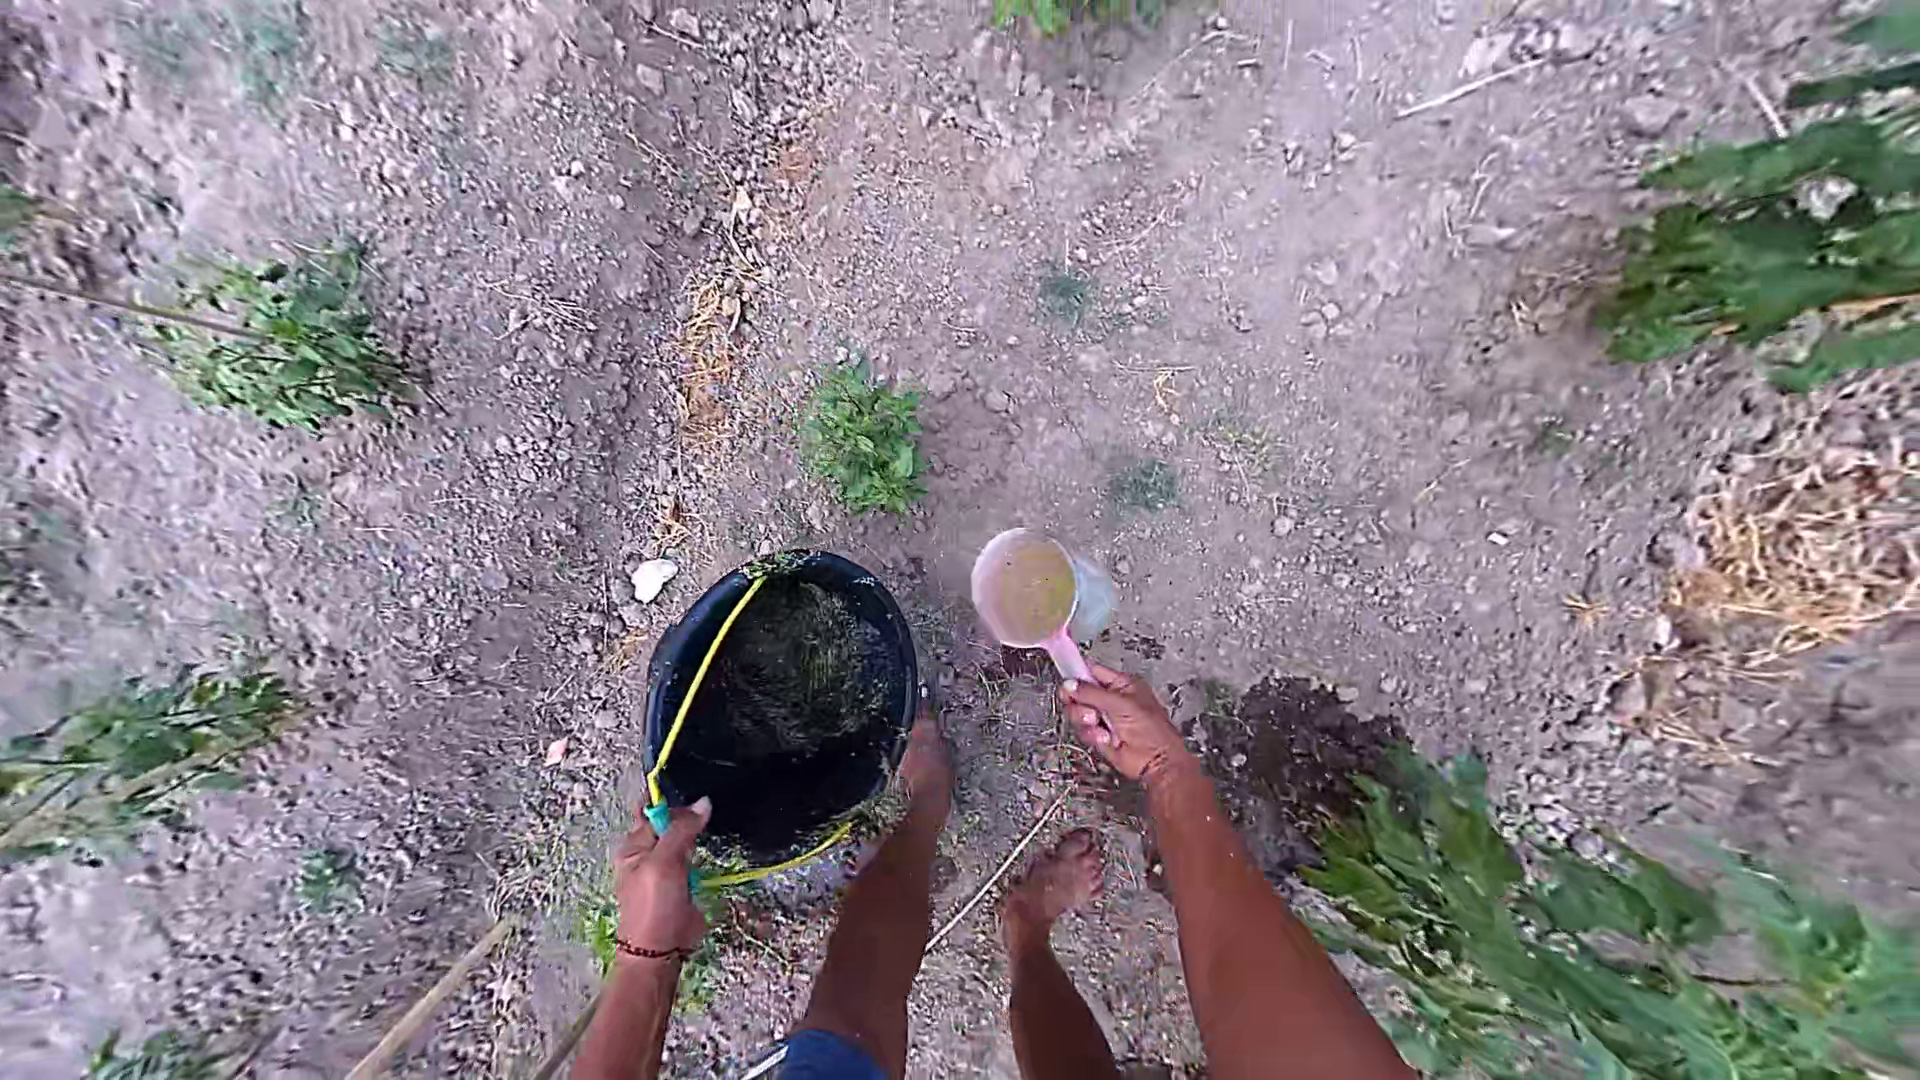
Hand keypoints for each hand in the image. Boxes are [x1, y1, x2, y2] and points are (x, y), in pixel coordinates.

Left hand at [612, 797, 711, 956]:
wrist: (662, 952)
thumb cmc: (653, 906)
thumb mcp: (664, 863)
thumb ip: (682, 830)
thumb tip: (704, 803)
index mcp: (633, 846)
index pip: (653, 811)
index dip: (672, 804)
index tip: (694, 803)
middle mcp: (648, 853)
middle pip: (672, 822)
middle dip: (688, 820)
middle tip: (700, 828)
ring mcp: (666, 866)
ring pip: (685, 837)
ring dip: (697, 837)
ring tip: (703, 842)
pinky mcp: (682, 878)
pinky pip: (694, 855)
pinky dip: (701, 852)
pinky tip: (705, 855)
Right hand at [1058, 664, 1188, 782]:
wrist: (1156, 762)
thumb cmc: (1153, 731)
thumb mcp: (1121, 704)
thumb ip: (1092, 693)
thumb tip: (1070, 684)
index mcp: (1121, 684)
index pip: (1092, 671)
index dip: (1077, 673)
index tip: (1066, 677)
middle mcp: (1111, 699)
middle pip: (1079, 692)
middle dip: (1079, 701)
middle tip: (1086, 707)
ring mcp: (1104, 717)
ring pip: (1077, 711)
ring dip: (1085, 719)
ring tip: (1098, 723)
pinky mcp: (1099, 734)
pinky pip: (1083, 730)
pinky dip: (1091, 734)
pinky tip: (1105, 737)